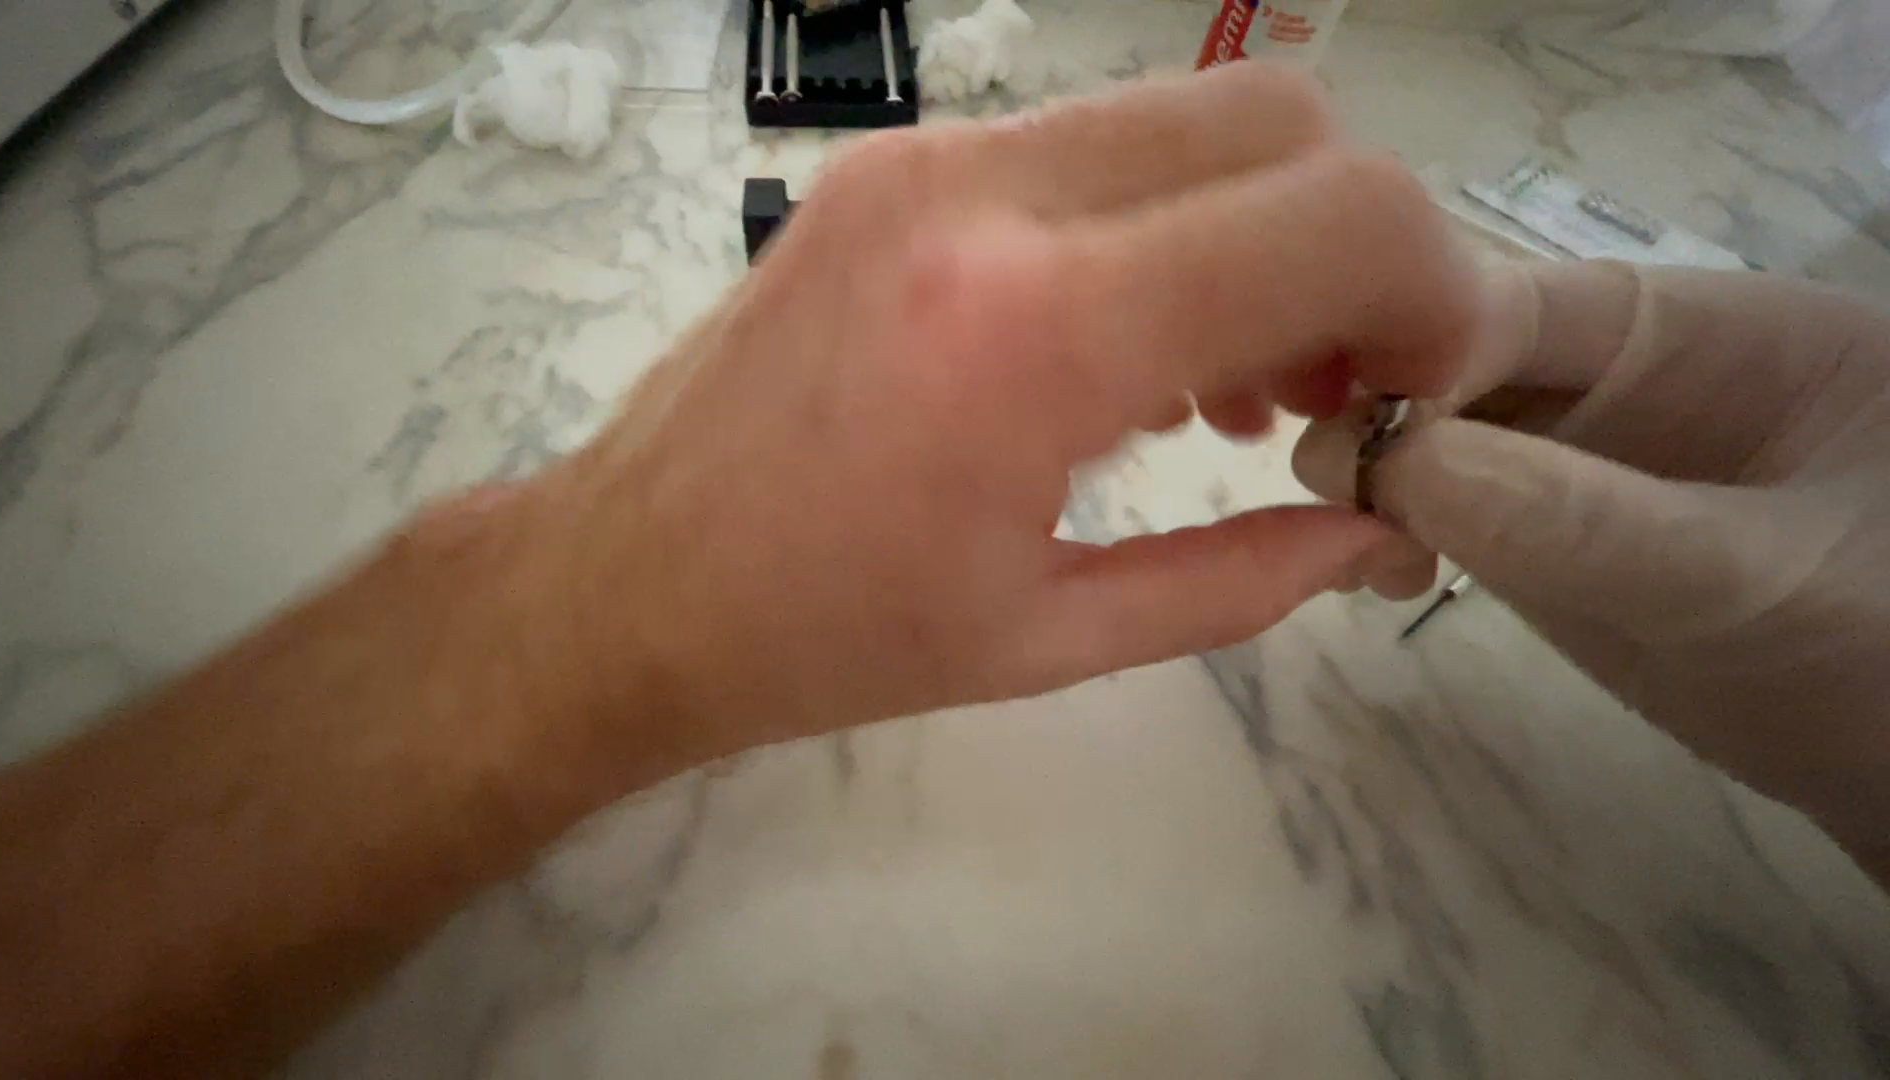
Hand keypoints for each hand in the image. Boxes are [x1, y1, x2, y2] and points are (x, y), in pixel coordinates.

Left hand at [537, 62, 1482, 762]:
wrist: (629, 587)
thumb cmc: (822, 639)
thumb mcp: (1046, 639)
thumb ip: (1236, 580)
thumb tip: (1367, 531)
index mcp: (1037, 333)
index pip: (1337, 219)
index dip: (1433, 295)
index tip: (1417, 388)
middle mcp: (982, 200)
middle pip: (1277, 122)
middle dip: (1348, 248)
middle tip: (1320, 387)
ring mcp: (918, 164)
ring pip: (1179, 122)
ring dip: (1250, 230)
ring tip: (1225, 385)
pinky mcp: (878, 174)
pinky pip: (1078, 153)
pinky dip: (1150, 225)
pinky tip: (1123, 344)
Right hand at [1292, 260, 1889, 863]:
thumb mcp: (1748, 578)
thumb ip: (1567, 516)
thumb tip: (1374, 463)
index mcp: (1685, 328)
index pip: (1498, 306)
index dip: (1404, 359)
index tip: (1341, 447)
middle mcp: (1597, 373)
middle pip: (1427, 362)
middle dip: (1367, 429)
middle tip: (1343, 519)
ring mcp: (1548, 450)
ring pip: (1403, 432)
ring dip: (1362, 487)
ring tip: (1372, 565)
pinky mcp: (1513, 518)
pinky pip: (1412, 497)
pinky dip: (1375, 528)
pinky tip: (1384, 575)